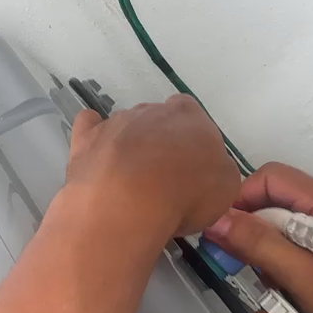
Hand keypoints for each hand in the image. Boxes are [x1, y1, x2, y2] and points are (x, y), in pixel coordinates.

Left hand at [63, 96, 239, 240]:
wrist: (131, 201)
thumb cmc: (187, 192)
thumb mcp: (226, 187)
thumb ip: (218, 171)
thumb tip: (208, 173)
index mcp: (190, 115)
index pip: (195, 119)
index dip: (193, 145)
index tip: (192, 171)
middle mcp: (152, 110)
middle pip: (159, 123)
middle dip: (161, 146)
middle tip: (163, 182)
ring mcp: (116, 122)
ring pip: (127, 128)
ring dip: (130, 149)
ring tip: (131, 185)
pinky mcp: (86, 139)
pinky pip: (89, 128)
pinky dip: (94, 140)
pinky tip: (98, 159)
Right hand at [203, 163, 312, 312]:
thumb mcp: (299, 273)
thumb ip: (257, 243)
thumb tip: (215, 220)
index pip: (268, 177)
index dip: (240, 201)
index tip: (223, 234)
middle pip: (275, 197)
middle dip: (252, 227)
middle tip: (242, 261)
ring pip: (284, 221)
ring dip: (267, 247)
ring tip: (269, 278)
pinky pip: (298, 239)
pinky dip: (283, 257)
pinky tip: (286, 284)